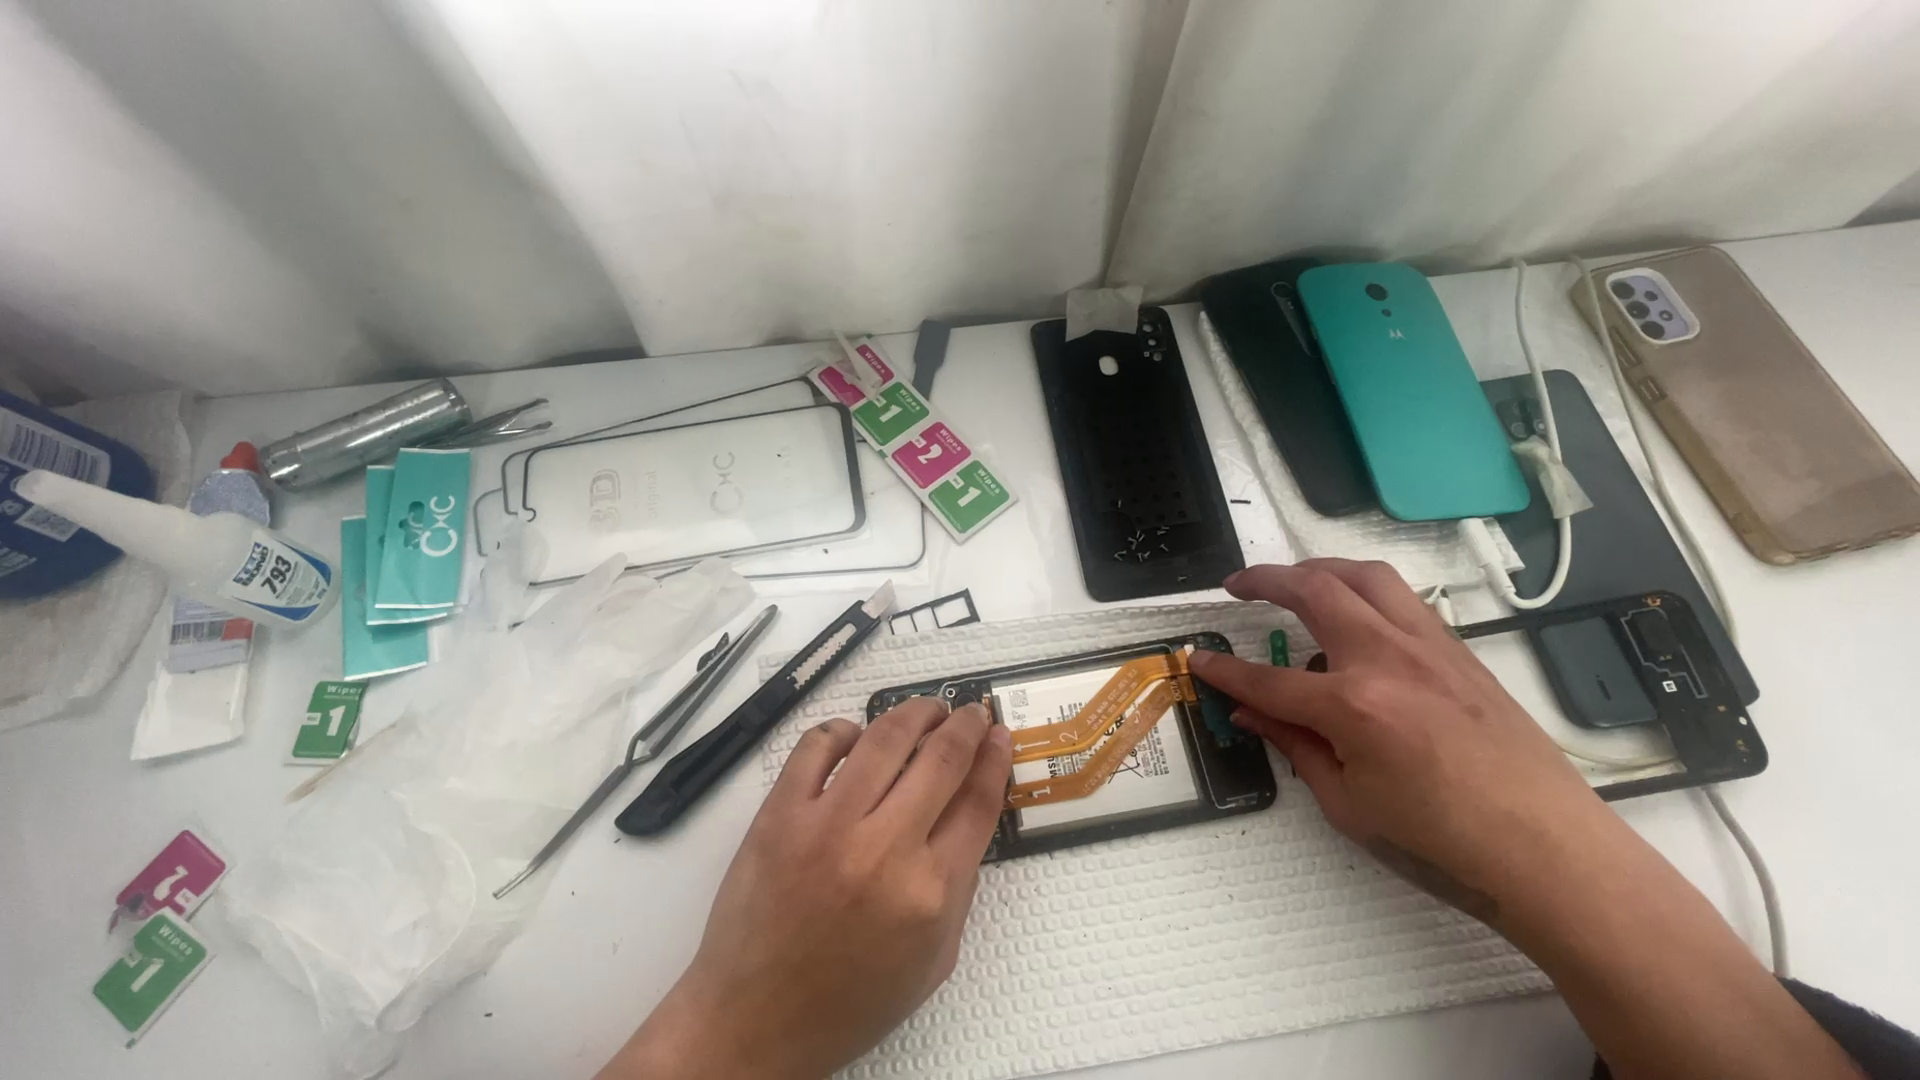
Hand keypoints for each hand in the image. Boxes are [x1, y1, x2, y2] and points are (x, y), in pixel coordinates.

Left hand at [601, 700, 1011, 1079]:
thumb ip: (960, 887)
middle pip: (941, 758)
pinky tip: (856, 736)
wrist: (754, 1022)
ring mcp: (825, 826)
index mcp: (929, 892)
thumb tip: (967, 813)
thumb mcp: (934, 962)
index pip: (978, 802)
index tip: (999, 735)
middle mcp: (883, 849)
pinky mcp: (778, 816)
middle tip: (970, 711)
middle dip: (965, 724)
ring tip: (926, 709)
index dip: (995, 759)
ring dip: (914, 712)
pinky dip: (842, 730)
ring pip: (884, 739)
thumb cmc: (850, 1001)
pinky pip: (816, 747)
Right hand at [1185, 559, 1613, 924]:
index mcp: (1353, 707)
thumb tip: (1253, 715)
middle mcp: (1389, 660)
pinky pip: (1403, 601)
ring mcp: (1431, 648)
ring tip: (1296, 578)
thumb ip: (1295, 747)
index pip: (1267, 679)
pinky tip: (1356, 618)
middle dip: (1264, 579)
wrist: (1550, 852)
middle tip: (1236, 583)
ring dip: (1320, 567)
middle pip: (1314, 591)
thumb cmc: (1443, 843)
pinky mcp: (1461, 653)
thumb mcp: (1348, 804)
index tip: (1197, 658)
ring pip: (1366, 576)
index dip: (1224, 671)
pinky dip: (1366, 592)